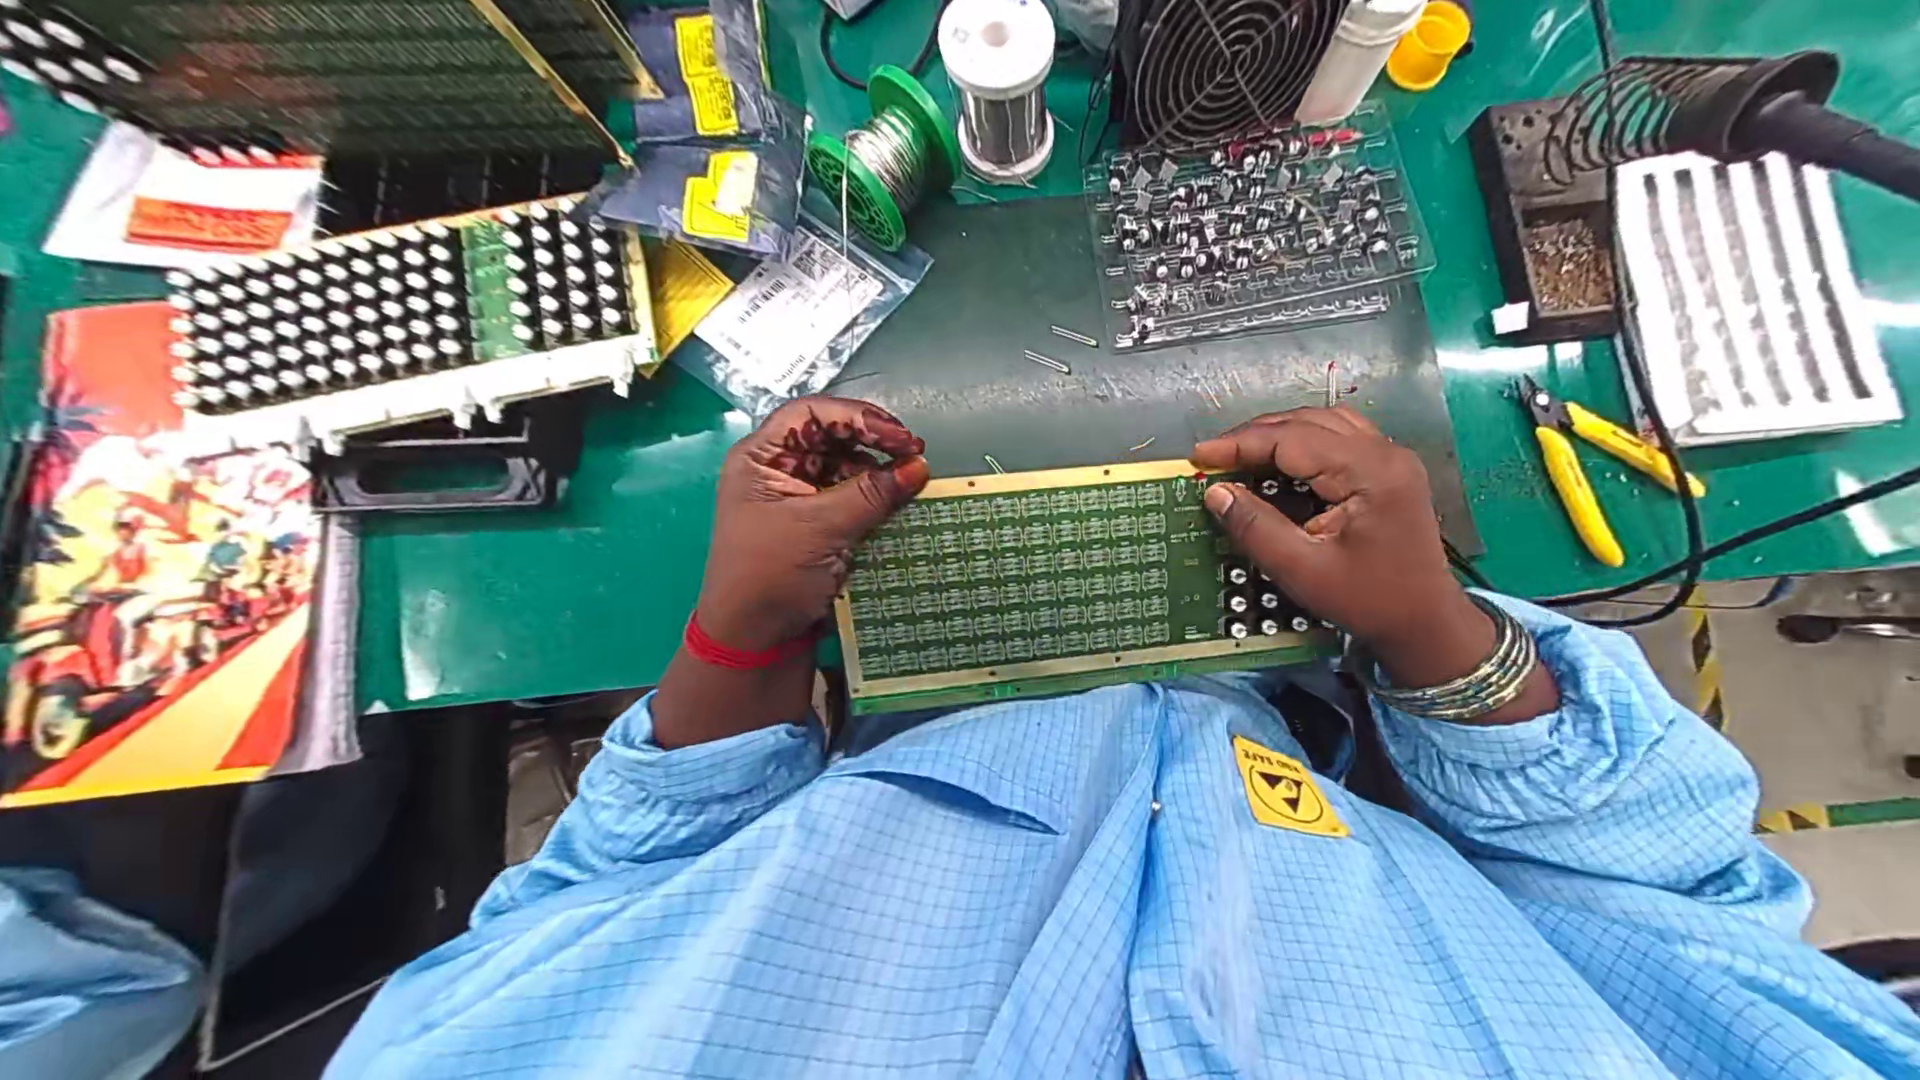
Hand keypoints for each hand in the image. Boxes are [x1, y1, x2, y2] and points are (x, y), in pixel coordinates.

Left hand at [695, 396, 928, 651]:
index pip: (812, 414)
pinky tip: (899, 499)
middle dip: (873, 441)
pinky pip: (853, 496)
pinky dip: (876, 496)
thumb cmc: (770, 575)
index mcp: (762, 457)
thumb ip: (871, 494)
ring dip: (878, 469)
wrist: (756, 640)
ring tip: (911, 478)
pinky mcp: (820, 523)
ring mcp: (801, 497)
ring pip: (846, 466)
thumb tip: (920, 466)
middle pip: (832, 436)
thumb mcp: (820, 528)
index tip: (898, 436)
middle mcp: (780, 469)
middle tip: (914, 451)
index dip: (857, 416)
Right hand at [1190, 406, 1495, 688]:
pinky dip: (1299, 441)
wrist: (1425, 622)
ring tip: (1238, 455)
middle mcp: (1385, 454)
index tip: (1200, 455)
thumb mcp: (1300, 570)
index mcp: (1371, 473)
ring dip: (1276, 434)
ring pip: (1323, 423)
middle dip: (1255, 435)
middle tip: (1213, 457)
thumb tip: (1216, 492)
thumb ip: (1255, 527)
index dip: (1241, 443)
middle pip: (1308, 422)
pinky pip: (1336, 437)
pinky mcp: (1387, 470)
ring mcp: (1390, 459)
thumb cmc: (1366, 599)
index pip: (1293, 439)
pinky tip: (1276, 461)